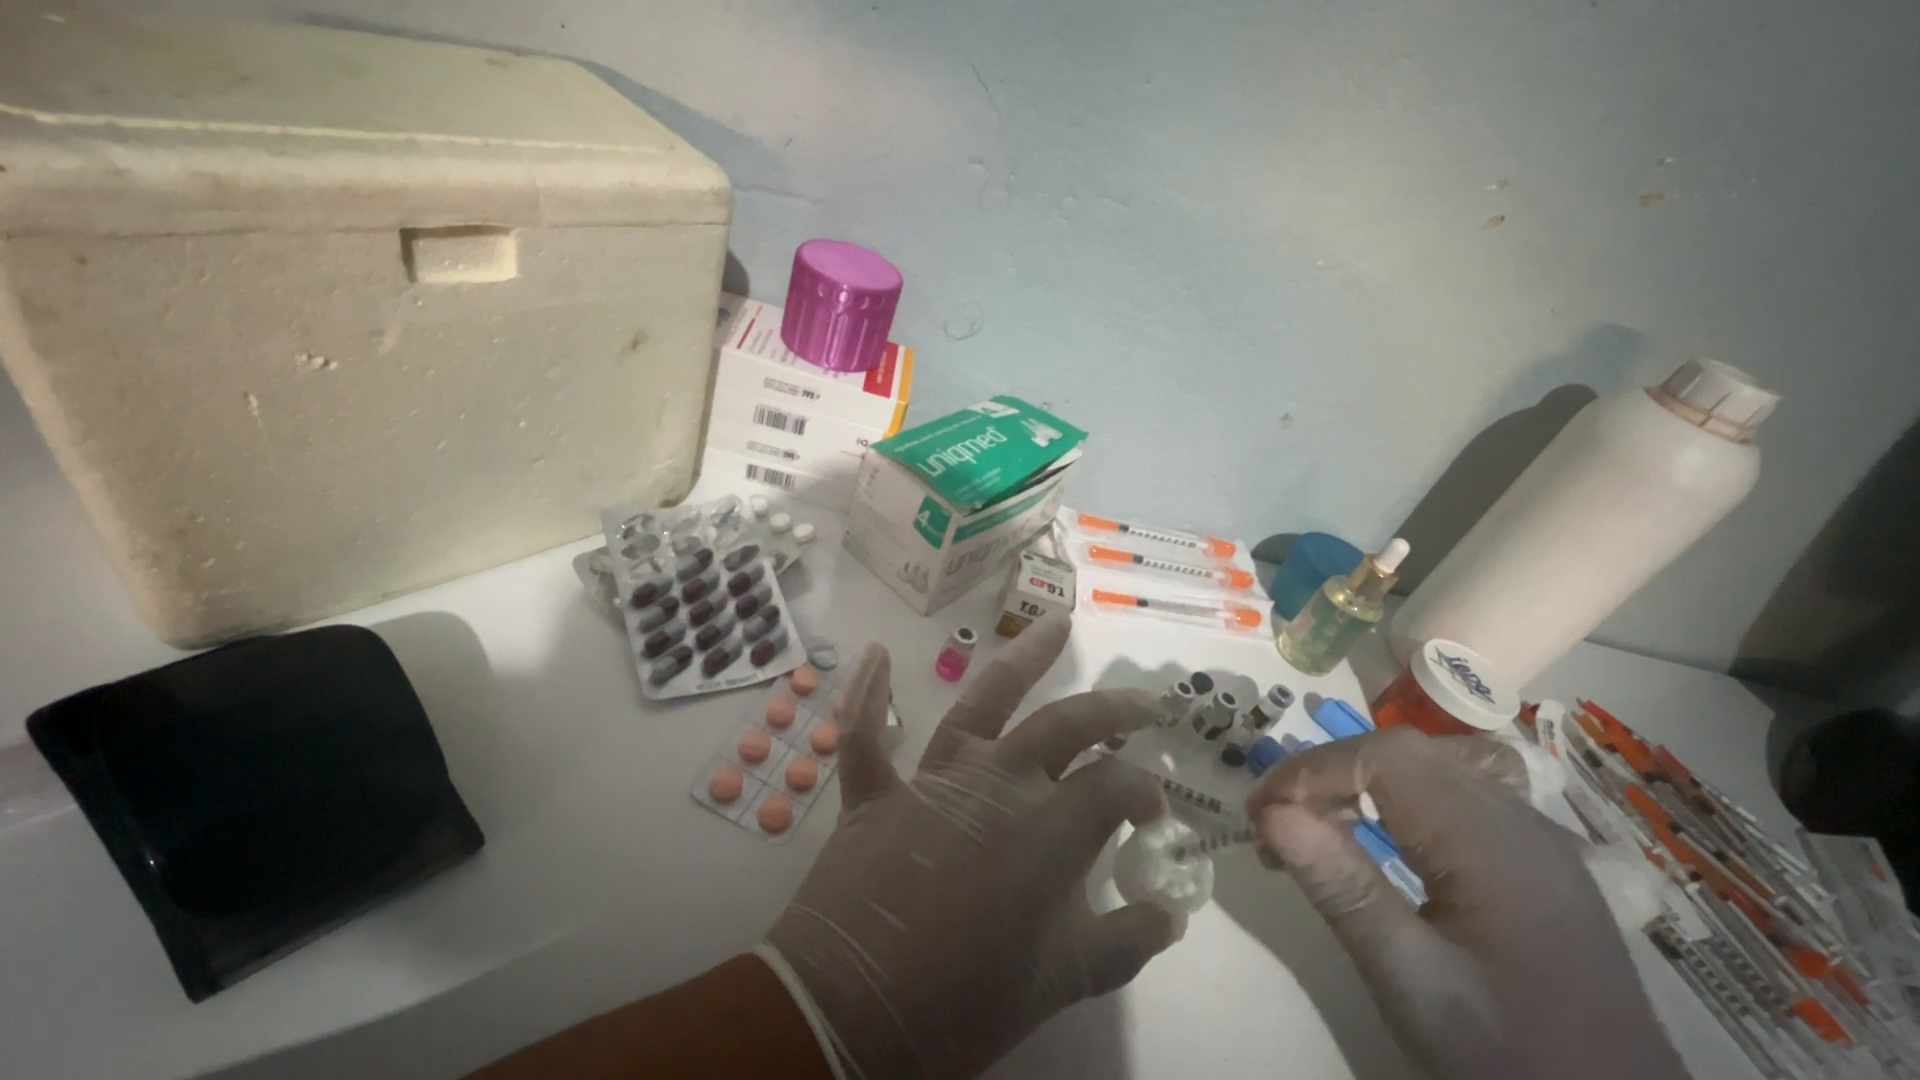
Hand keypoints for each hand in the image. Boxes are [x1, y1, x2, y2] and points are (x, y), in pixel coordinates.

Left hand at [763, 616, 1180, 1079]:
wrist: (855, 1011)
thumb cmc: (968, 997)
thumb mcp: (1065, 980)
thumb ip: (1125, 943)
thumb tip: (1171, 918)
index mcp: (1051, 826)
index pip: (1117, 788)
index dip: (1145, 797)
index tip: (1154, 820)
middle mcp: (999, 782)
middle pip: (1068, 725)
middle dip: (1116, 711)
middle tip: (1147, 705)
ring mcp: (935, 780)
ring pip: (982, 703)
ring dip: (1019, 659)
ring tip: (1053, 624)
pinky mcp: (877, 793)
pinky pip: (865, 735)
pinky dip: (866, 694)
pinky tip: (876, 652)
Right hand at [1247, 728, 1689, 1079]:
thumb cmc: (1507, 1052)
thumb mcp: (1412, 980)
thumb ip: (1343, 889)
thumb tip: (1271, 813)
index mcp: (1489, 842)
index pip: (1385, 757)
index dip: (1312, 770)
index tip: (1260, 815)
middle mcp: (1520, 821)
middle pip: (1409, 752)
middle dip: (1331, 773)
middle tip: (1279, 824)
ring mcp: (1538, 837)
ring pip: (1439, 764)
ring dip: (1368, 779)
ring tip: (1326, 824)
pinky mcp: (1542, 860)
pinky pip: (1466, 792)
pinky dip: (1407, 796)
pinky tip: (1390, 839)